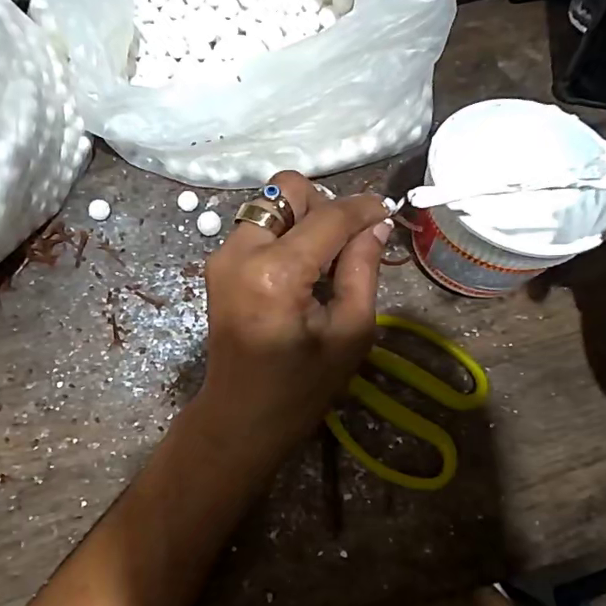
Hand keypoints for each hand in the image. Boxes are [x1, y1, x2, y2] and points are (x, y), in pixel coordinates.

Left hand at [197, 171, 392, 455]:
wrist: (241, 416)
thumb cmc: (302, 387)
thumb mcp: (349, 333)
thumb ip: (363, 269)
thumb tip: (377, 224)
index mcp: (276, 273)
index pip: (328, 217)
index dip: (364, 208)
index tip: (388, 212)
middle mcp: (241, 252)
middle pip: (287, 190)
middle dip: (323, 205)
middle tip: (346, 242)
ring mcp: (222, 256)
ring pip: (268, 203)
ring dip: (302, 217)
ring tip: (323, 258)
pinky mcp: (217, 264)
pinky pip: (256, 225)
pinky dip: (283, 232)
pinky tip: (300, 268)